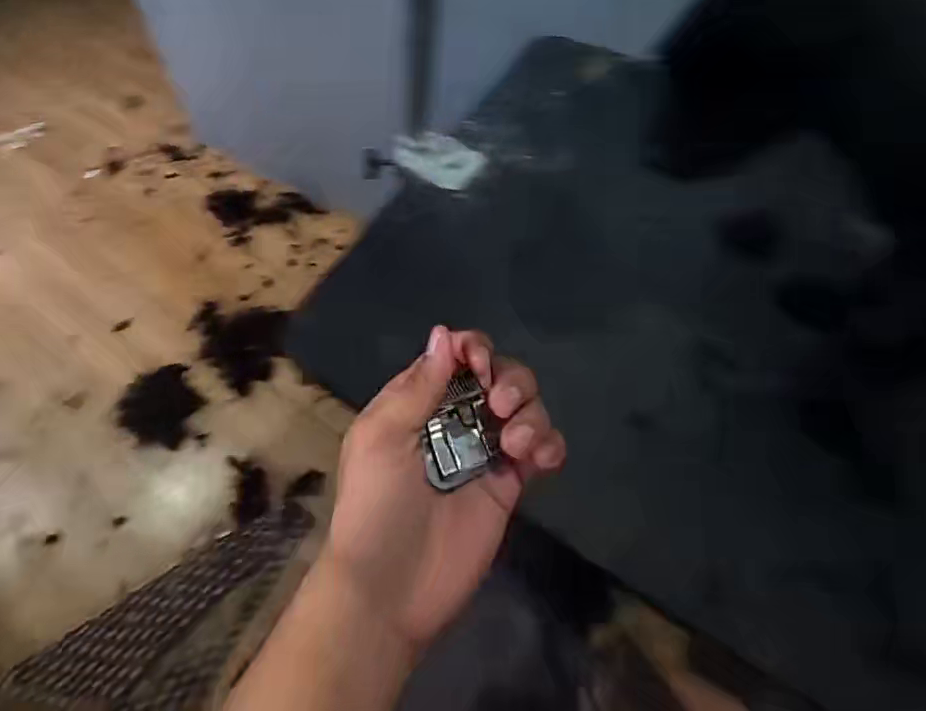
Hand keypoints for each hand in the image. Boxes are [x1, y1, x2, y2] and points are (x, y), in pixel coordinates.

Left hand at [318, 326, 566, 654]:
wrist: (390, 592)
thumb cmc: (375, 506)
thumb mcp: (381, 437)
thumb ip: (418, 387)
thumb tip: (445, 332)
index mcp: (419, 400)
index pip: (455, 355)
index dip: (474, 349)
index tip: (480, 366)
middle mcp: (456, 417)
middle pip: (499, 373)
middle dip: (509, 378)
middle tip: (499, 405)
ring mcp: (486, 450)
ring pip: (526, 405)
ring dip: (531, 411)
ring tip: (515, 446)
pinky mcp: (510, 484)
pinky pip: (542, 449)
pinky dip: (550, 443)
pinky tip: (538, 459)